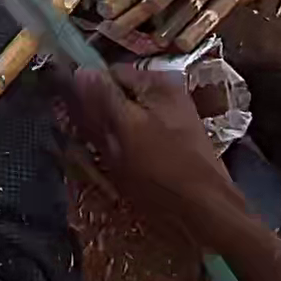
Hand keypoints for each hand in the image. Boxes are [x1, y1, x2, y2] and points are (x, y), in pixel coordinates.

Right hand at [67, 64, 250, 241]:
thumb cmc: (163, 170)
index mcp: (158, 82)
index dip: (89, 91)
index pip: (110, 73)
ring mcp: (172, 116)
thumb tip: (81, 70)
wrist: (206, 211)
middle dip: (101, 115)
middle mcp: (167, 92)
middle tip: (90, 141)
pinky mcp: (174, 139)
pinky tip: (124, 164)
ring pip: (128, 116)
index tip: (74, 116)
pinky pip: (140, 133)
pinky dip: (127, 144)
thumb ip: (103, 98)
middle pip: (120, 95)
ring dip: (113, 133)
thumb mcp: (127, 130)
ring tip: (107, 155)